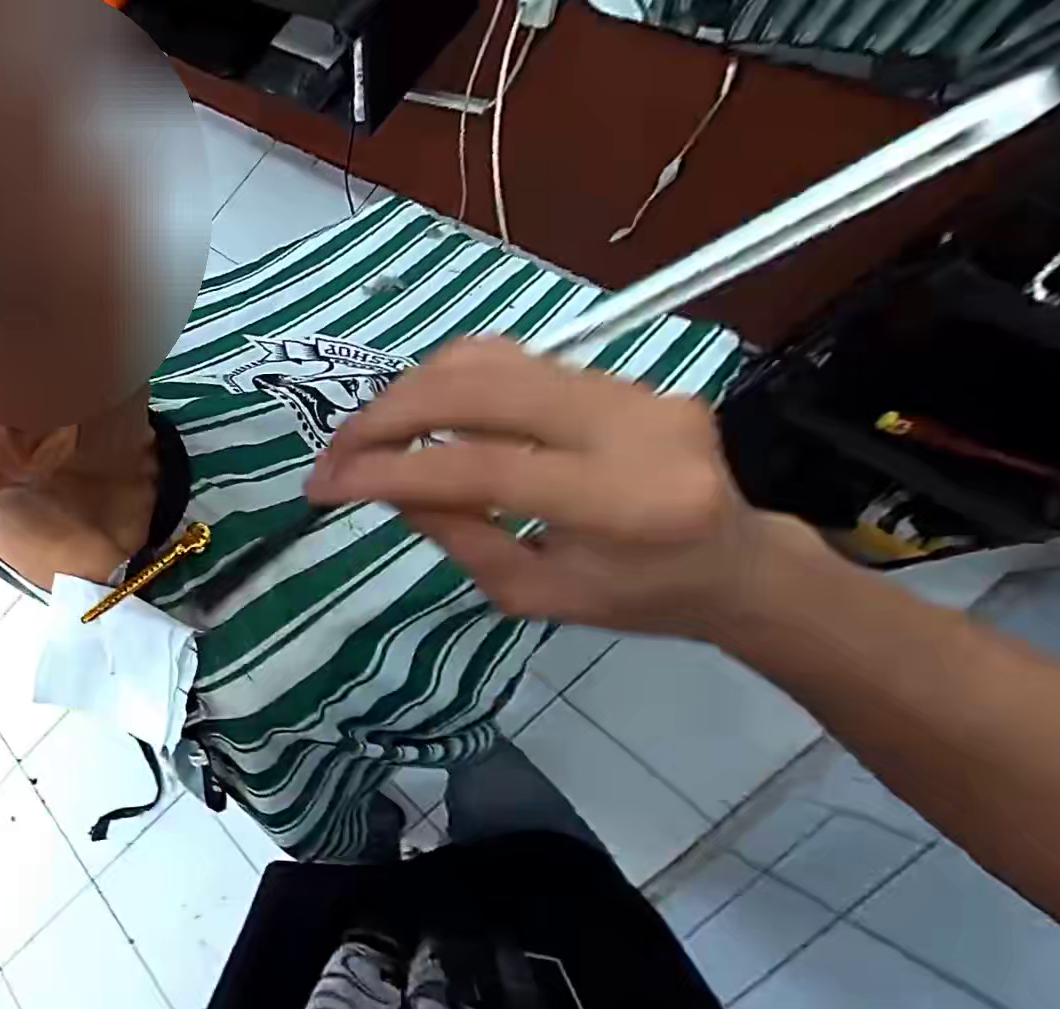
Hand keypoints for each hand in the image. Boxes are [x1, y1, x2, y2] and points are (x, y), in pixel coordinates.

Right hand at [306, 337, 822, 638]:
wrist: (736, 559)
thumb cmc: (635, 599)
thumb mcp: (532, 594)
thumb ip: (458, 535)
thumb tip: (388, 485)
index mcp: (622, 504)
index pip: (479, 469)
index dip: (388, 470)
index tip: (322, 485)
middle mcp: (632, 424)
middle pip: (479, 389)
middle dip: (386, 415)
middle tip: (335, 451)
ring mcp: (628, 385)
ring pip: (488, 359)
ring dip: (409, 391)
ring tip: (368, 434)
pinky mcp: (617, 371)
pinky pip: (510, 360)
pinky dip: (445, 382)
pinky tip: (418, 412)